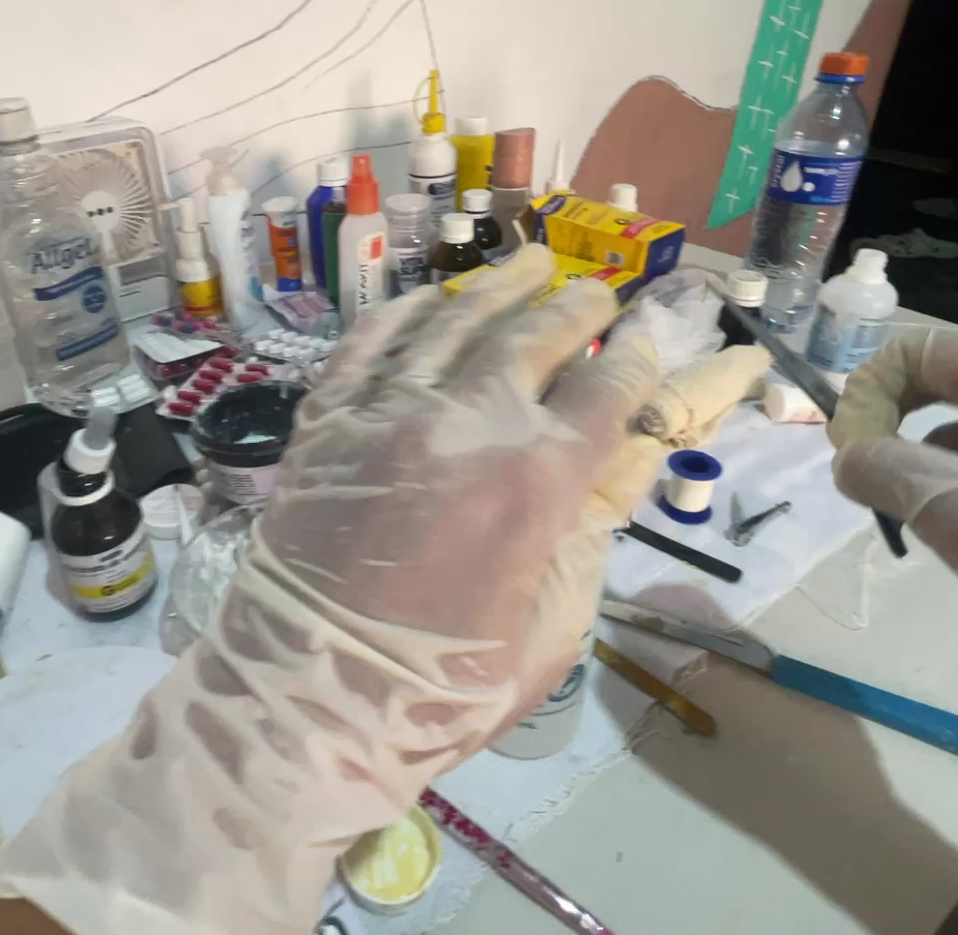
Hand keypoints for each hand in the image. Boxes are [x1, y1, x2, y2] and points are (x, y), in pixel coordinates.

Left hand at [0, 245, 662, 934]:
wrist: (314, 694)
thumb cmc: (443, 686)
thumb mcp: (551, 630)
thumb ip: (587, 537)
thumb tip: (611, 465)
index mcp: (536, 483)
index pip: (607, 393)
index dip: (634, 360)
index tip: (643, 340)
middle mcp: (465, 425)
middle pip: (534, 338)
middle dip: (576, 307)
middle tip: (596, 288)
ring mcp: (386, 414)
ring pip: (453, 323)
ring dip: (497, 287)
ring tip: (528, 262)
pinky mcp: (326, 421)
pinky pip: (368, 344)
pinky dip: (401, 312)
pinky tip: (427, 297)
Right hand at [827, 328, 957, 933]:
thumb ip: (889, 470)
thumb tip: (845, 458)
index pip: (927, 350)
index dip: (871, 386)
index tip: (845, 448)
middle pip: (942, 388)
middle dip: (887, 425)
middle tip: (862, 480)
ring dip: (914, 466)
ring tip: (901, 516)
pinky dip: (948, 498)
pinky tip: (946, 541)